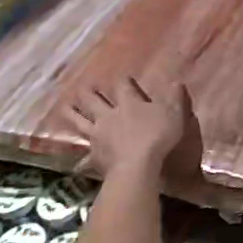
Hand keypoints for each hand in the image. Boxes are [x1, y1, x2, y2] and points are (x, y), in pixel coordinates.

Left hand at [66, 71, 202, 184]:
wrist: (136, 166)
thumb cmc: (157, 137)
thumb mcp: (174, 114)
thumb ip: (175, 98)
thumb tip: (177, 81)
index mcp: (129, 103)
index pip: (122, 85)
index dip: (122, 80)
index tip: (122, 77)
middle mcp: (109, 114)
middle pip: (93, 99)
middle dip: (88, 91)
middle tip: (83, 86)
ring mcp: (98, 134)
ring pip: (80, 120)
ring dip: (72, 112)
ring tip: (65, 106)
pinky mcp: (93, 153)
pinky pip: (84, 150)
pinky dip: (80, 151)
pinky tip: (75, 154)